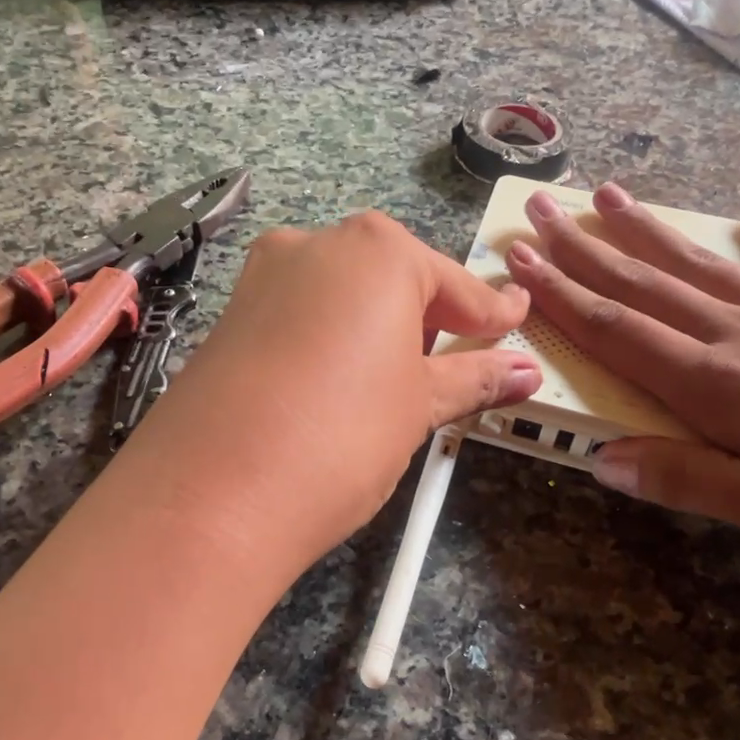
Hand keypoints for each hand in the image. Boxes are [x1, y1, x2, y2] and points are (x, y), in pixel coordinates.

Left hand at [120, 212, 540, 570]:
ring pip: (340, 294)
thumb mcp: (418, 405)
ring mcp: (263, 277)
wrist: (214, 494)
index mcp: (376, 252)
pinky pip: (299, 316)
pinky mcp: (229, 317)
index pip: (453, 283)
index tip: (515, 318)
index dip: (489, 310)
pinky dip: (328, 340)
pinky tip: (333, 388)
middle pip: (392, 278)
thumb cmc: (341, 436)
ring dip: (374, 329)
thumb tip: (525, 372)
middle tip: (452, 363)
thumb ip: (473, 377)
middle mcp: (314, 245)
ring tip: (390, 385)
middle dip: (426, 318)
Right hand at [504, 183, 739, 567]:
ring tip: (608, 194)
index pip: (619, 332)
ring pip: (703, 267)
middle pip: (648, 286)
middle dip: (584, 251)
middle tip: (536, 210)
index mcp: (724, 387)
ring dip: (648, 233)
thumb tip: (600, 460)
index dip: (560, 297)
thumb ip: (694, 480)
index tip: (514, 258)